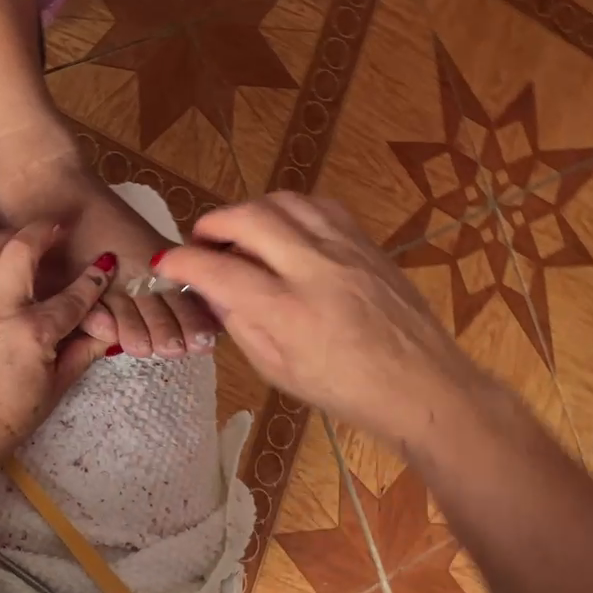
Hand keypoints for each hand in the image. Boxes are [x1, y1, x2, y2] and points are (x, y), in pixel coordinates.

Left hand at [0, 222, 115, 458]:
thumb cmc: (16, 410)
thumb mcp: (61, 383)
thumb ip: (86, 349)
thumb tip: (111, 326)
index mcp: (34, 332)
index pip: (72, 296)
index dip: (93, 278)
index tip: (104, 263)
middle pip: (19, 251)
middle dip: (41, 232)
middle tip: (54, 228)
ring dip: (3, 242)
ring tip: (19, 243)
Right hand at [153, 193, 495, 447]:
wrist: (426, 388)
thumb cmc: (344, 390)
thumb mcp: (275, 368)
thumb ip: (238, 321)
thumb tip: (210, 288)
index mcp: (289, 313)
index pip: (219, 271)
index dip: (182, 262)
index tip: (166, 265)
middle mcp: (317, 271)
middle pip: (250, 218)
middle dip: (212, 224)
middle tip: (202, 242)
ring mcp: (347, 252)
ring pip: (284, 202)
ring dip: (249, 211)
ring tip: (240, 234)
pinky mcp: (367, 245)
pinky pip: (319, 206)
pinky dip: (287, 211)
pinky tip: (281, 232)